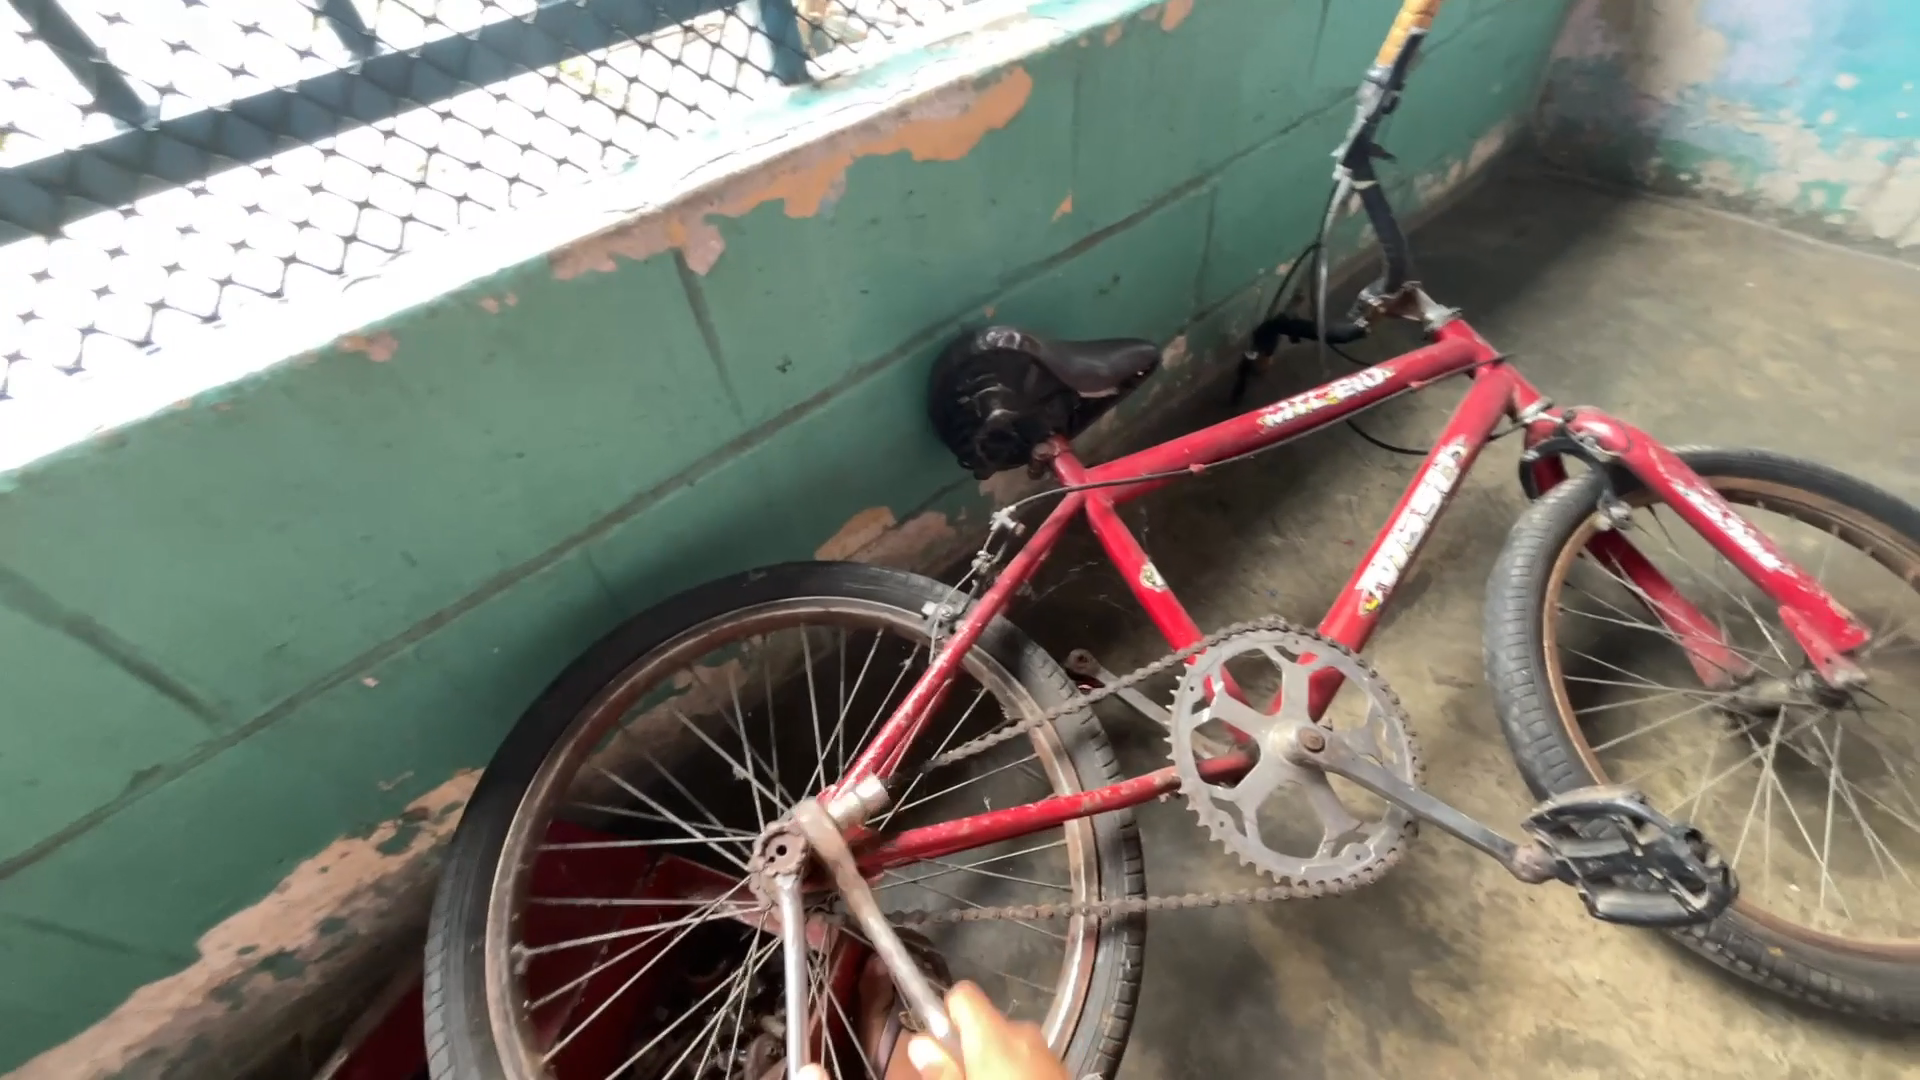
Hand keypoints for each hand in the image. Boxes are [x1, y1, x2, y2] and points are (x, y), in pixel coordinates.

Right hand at [902, 982, 1068, 1079]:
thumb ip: (941, 1072)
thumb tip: (920, 1043)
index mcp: (994, 1035)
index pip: (963, 994)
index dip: (948, 1015)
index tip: (944, 1047)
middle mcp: (1022, 1032)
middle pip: (985, 1024)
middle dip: (972, 1050)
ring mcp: (1046, 1051)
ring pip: (1007, 1045)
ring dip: (995, 1065)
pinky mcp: (1062, 1070)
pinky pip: (1028, 1061)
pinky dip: (1017, 1075)